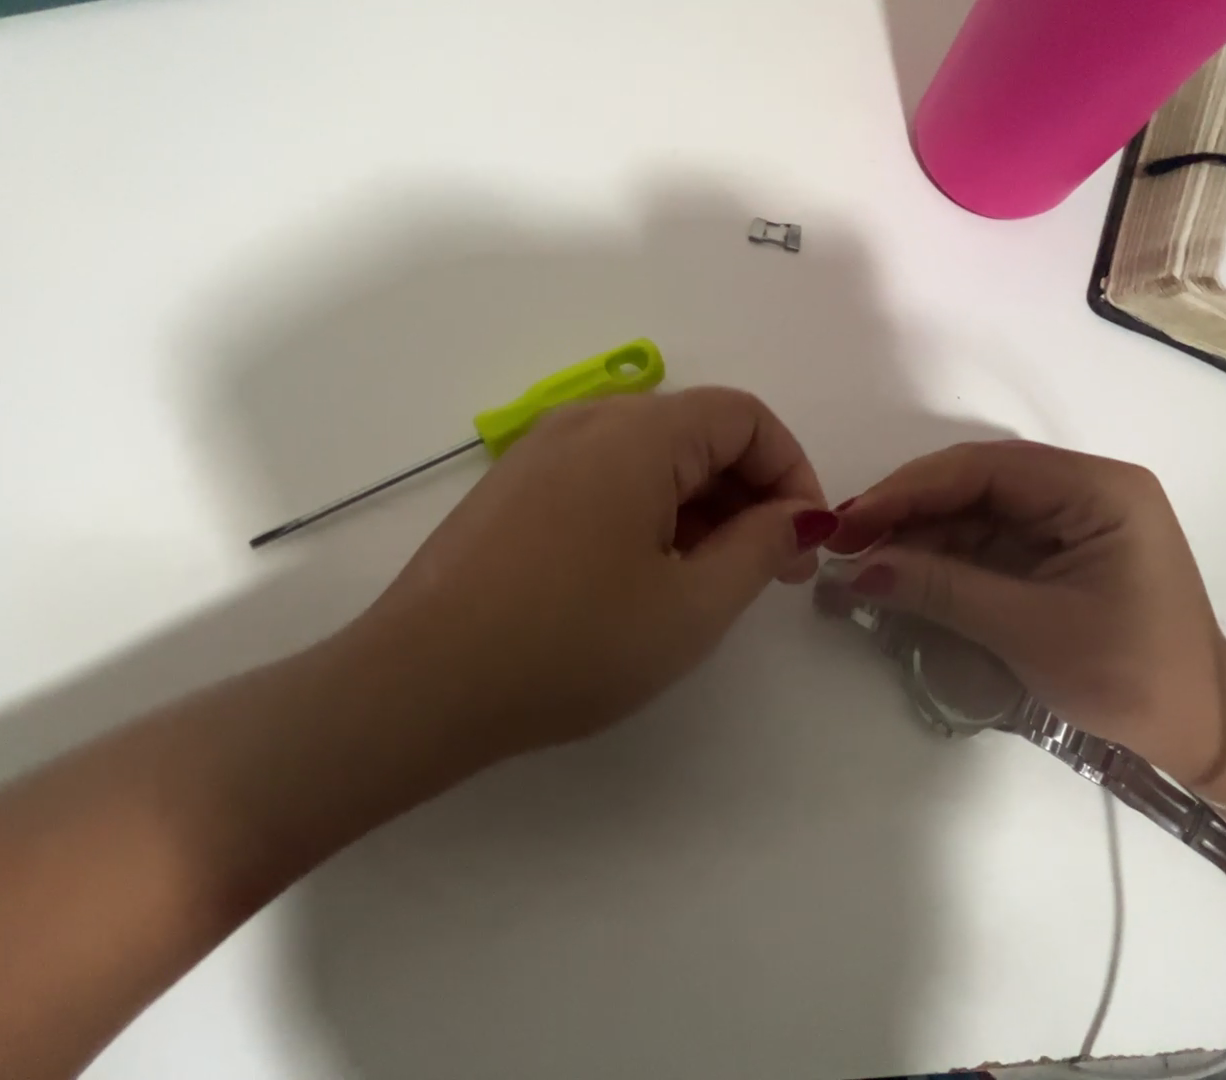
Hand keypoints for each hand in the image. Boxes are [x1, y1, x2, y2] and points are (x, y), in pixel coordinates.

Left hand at [336, 387, 833, 766]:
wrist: (422, 683)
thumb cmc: (570, 645)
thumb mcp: (690, 607)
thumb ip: (760, 548)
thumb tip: (799, 515)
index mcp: (636, 434)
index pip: (744, 417)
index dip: (792, 473)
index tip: (804, 543)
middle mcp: (585, 423)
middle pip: (696, 433)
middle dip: (749, 494)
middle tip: (768, 571)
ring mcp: (540, 453)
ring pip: (649, 459)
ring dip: (699, 509)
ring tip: (708, 583)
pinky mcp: (513, 489)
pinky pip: (603, 480)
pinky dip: (647, 514)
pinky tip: (643, 577)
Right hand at [823, 441, 1225, 783]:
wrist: (1200, 731)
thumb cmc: (1132, 677)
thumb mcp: (1029, 630)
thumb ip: (942, 589)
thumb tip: (856, 570)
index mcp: (1098, 491)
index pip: (985, 469)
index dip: (909, 489)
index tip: (850, 522)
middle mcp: (1083, 491)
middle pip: (975, 483)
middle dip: (907, 510)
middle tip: (844, 541)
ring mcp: (1068, 522)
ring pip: (972, 512)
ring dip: (917, 536)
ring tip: (861, 562)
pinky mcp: (1054, 553)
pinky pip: (983, 542)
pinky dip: (940, 558)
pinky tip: (900, 573)